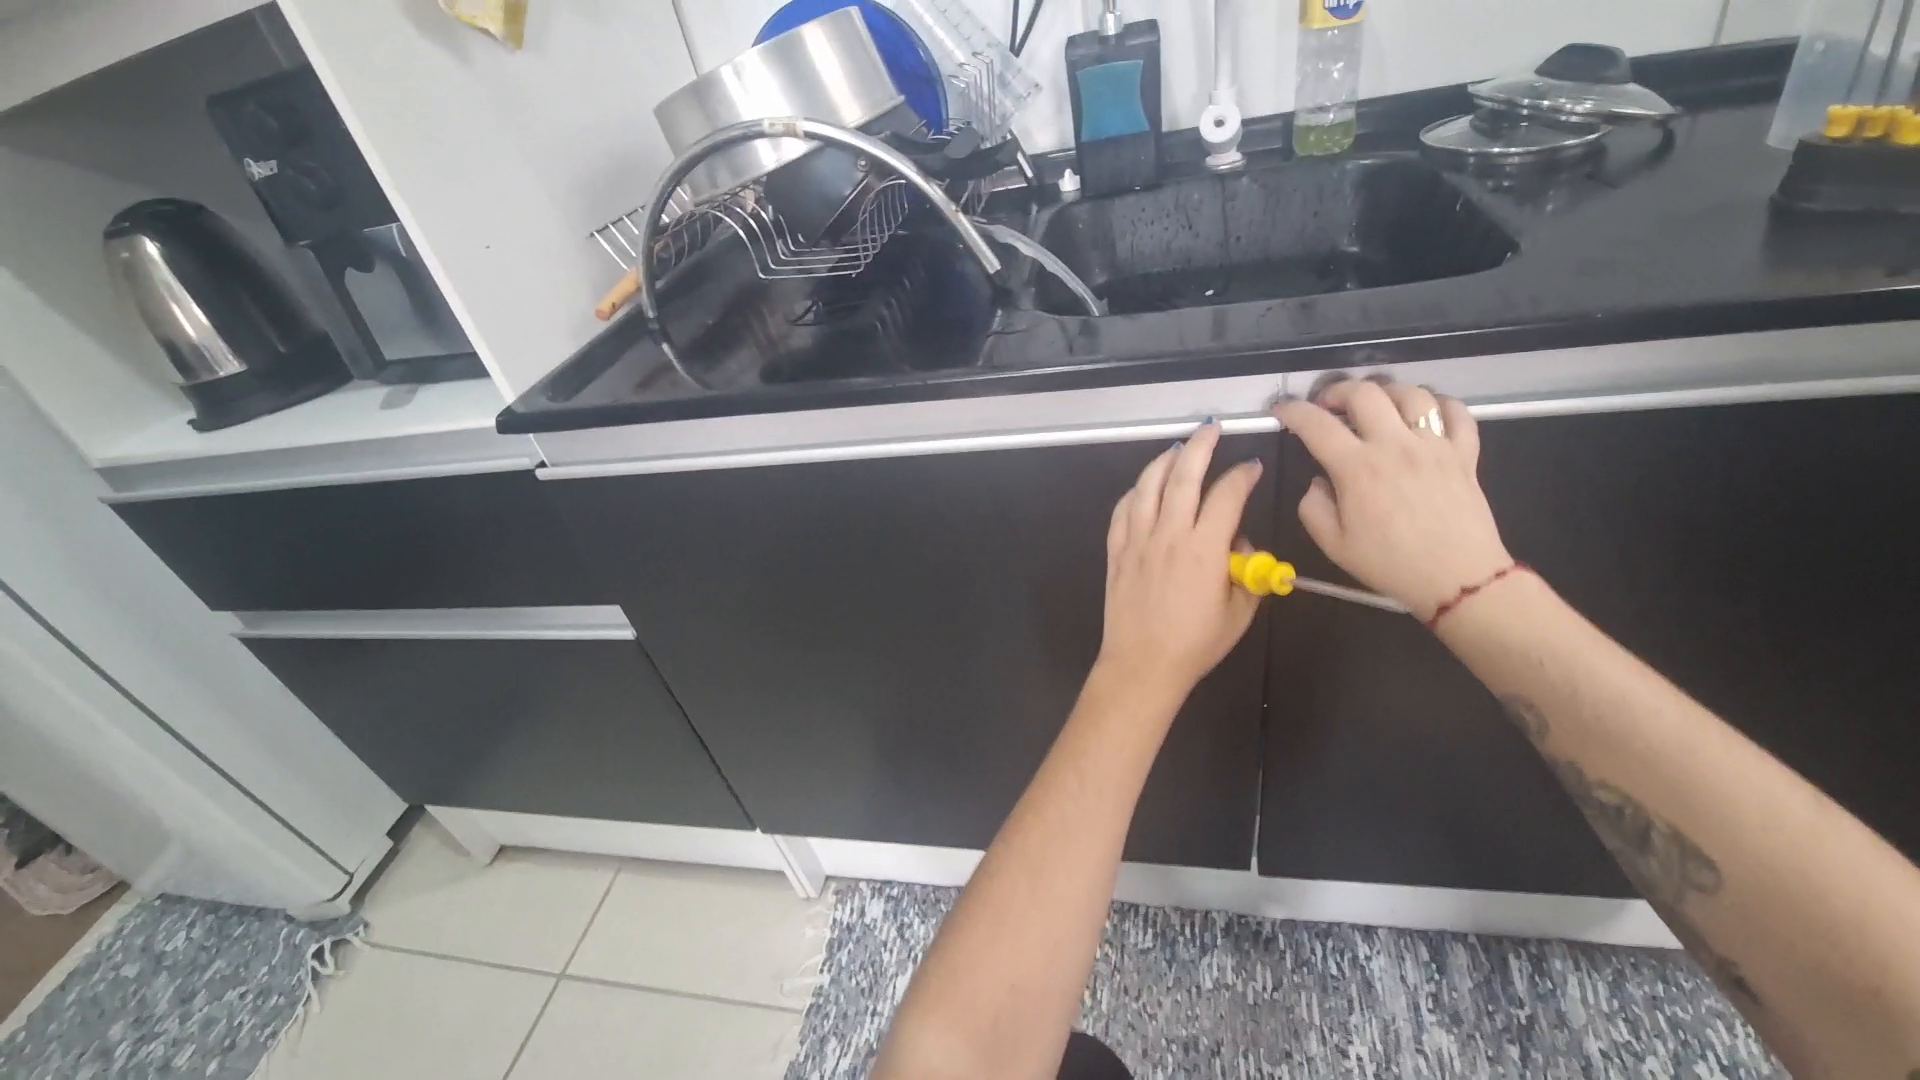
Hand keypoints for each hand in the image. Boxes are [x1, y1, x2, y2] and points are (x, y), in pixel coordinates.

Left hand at [1096, 424, 1264, 697]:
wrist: (1142, 665)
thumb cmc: (1195, 644)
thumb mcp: (1239, 611)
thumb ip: (1247, 571)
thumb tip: (1240, 543)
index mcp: (1204, 549)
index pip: (1227, 495)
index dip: (1242, 476)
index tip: (1252, 468)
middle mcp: (1168, 535)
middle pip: (1183, 477)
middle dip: (1201, 447)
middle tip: (1212, 429)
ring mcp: (1137, 541)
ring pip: (1148, 486)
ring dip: (1164, 461)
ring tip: (1178, 448)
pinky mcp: (1116, 551)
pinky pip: (1123, 511)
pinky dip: (1135, 492)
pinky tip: (1143, 486)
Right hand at [1273, 378, 1512, 619]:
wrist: (1458, 579)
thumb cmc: (1390, 564)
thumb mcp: (1334, 545)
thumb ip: (1314, 508)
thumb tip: (1319, 483)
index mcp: (1357, 468)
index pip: (1317, 425)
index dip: (1293, 411)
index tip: (1281, 410)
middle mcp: (1395, 445)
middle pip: (1365, 393)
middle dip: (1338, 391)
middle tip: (1328, 405)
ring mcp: (1434, 445)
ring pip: (1411, 393)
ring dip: (1386, 391)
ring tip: (1376, 405)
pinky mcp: (1464, 454)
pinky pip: (1457, 413)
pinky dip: (1440, 404)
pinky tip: (1427, 413)